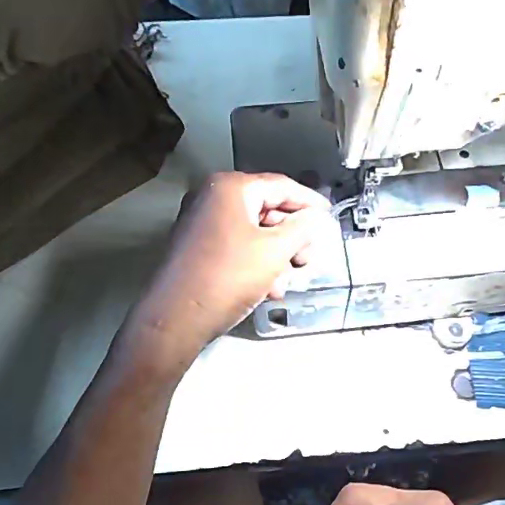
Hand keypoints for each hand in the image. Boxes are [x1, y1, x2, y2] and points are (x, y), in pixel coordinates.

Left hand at [121, 172, 330, 370]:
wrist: (176, 318)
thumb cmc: (226, 278)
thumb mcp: (275, 251)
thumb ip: (303, 228)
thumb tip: (315, 217)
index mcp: (229, 188)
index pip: (281, 186)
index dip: (309, 202)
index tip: (328, 217)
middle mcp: (211, 197)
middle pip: (267, 209)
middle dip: (292, 237)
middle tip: (306, 259)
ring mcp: (200, 222)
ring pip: (253, 232)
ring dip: (275, 256)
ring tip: (284, 281)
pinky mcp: (195, 247)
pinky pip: (235, 246)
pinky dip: (255, 263)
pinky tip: (267, 288)